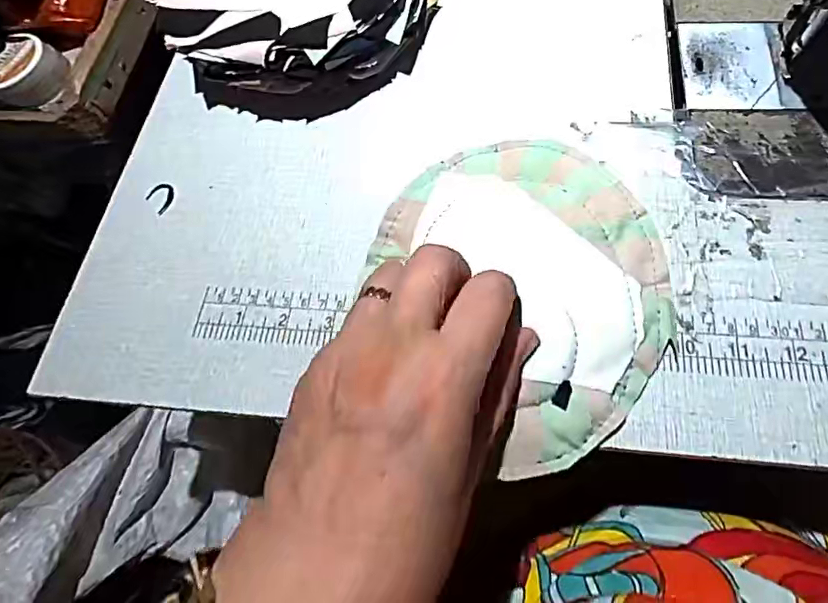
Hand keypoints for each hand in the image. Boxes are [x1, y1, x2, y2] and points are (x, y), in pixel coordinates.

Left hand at [215, 246, 536, 602]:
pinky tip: (379, 369)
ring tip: (418, 335)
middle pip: (434, 258)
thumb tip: (522, 335)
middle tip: (460, 317)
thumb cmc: (410, 536)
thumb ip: (500, 387)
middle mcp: (393, 347)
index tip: (498, 326)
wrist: (305, 583)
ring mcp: (346, 351)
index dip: (503, 300)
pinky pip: (357, 315)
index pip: (491, 287)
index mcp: (443, 376)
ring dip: (414, 293)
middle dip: (458, 276)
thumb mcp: (473, 466)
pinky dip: (380, 323)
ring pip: (390, 274)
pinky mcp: (313, 364)